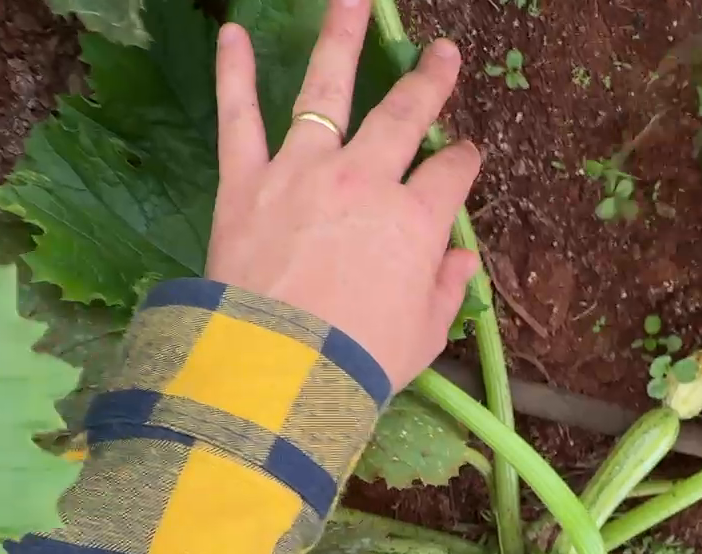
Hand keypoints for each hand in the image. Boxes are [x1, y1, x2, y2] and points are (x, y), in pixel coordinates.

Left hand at [206, 0, 480, 389]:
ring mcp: (304, 171)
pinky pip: (239, 117)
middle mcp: (365, 180)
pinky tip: (232, 32)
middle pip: (404, 117)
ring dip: (342, 38)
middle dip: (429, 83)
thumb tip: (463, 260)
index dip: (464, 165)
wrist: (283, 371)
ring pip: (326, 89)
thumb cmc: (364, 361)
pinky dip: (234, 74)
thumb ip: (447, 290)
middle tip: (444, 54)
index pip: (451, 177)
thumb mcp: (425, 335)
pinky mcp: (247, 180)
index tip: (469, 158)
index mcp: (415, 222)